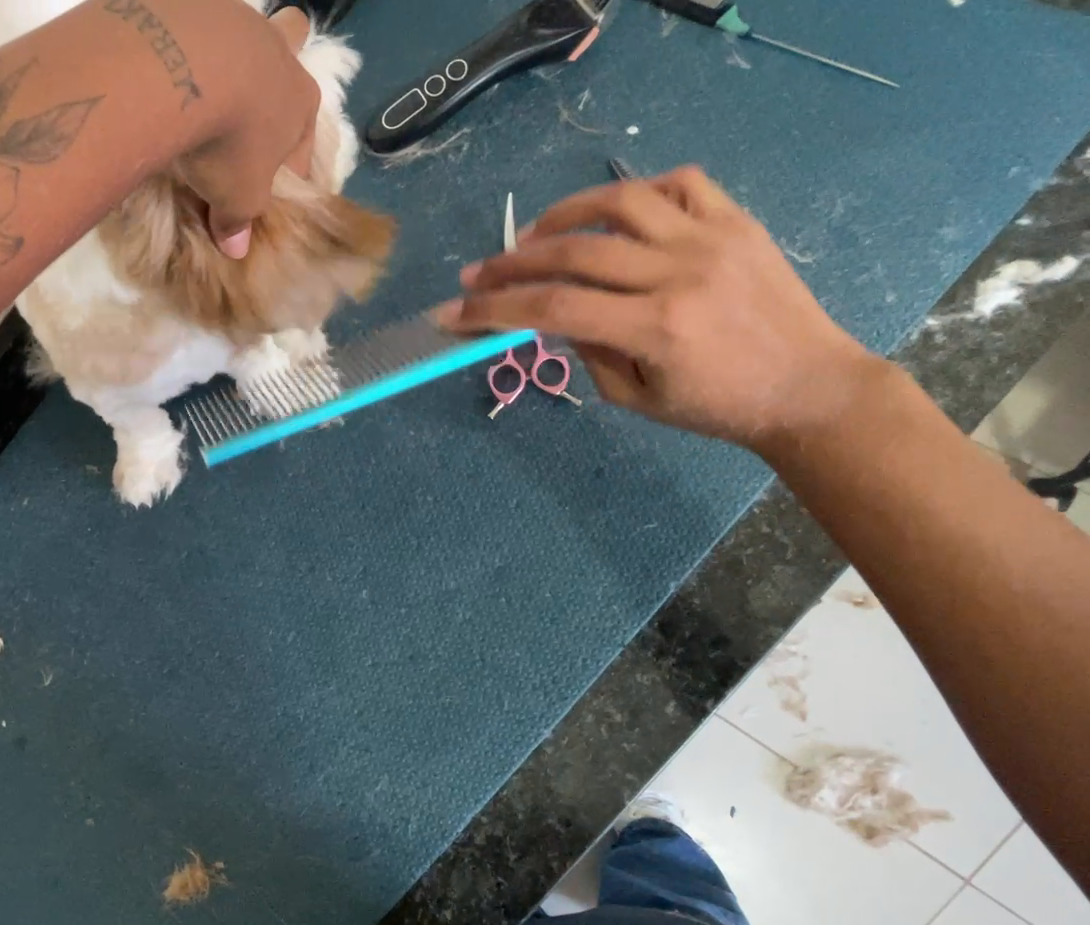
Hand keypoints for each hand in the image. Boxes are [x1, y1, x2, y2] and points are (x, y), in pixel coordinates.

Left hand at [143, 0, 318, 256]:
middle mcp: (279, 54)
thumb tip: (236, 250)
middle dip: (276, 72)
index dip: (285, 170)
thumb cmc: (230, 142)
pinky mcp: (196, 6)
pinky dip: (184, 48)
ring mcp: (240, 23)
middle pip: (291, 50)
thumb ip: (238, 220)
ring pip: (245, 33)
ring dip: (228, 58)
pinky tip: (163, 70)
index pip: (302, 141)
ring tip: (196, 89)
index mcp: (302, 102)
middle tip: (246, 105)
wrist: (184, 69)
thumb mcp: (237, 196)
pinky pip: (196, 25)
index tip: (259, 190)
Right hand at [437, 166, 889, 450]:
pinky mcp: (739, 221)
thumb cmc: (714, 406)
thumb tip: (550, 312)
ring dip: (562, 213)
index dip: (492, 308)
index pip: (552, 307)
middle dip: (510, 262)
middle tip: (476, 272)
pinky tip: (610, 215)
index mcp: (654, 328)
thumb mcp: (634, 397)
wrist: (809, 387)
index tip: (451, 312)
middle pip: (574, 252)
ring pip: (621, 201)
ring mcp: (713, 238)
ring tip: (532, 234)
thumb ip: (587, 350)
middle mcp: (680, 273)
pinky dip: (635, 192)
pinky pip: (680, 183)